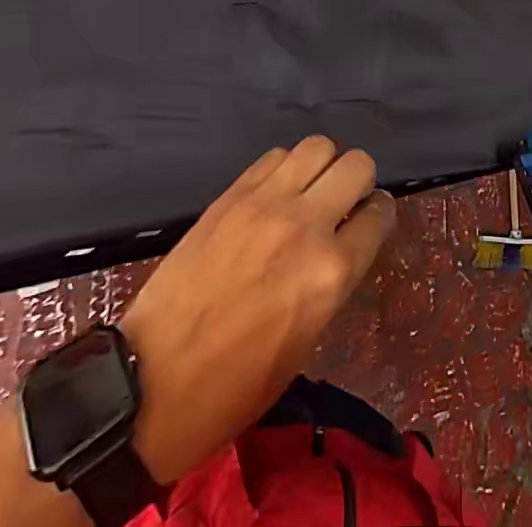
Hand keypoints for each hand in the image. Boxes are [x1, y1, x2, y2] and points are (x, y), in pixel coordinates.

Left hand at [118, 136, 395, 481]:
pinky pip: (274, 157)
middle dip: (359, 182)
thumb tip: (344, 242)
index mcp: (333, 272)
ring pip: (317, 147)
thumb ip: (334, 278)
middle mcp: (306, 226)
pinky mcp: (229, 197)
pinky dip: (285, 169)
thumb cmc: (239, 383)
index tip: (368, 221)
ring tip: (310, 192)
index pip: (379, 214)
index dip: (378, 215)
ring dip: (324, 166)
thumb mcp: (309, 338)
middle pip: (357, 165)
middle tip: (344, 203)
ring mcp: (264, 205)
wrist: (152, 384)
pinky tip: (276, 195)